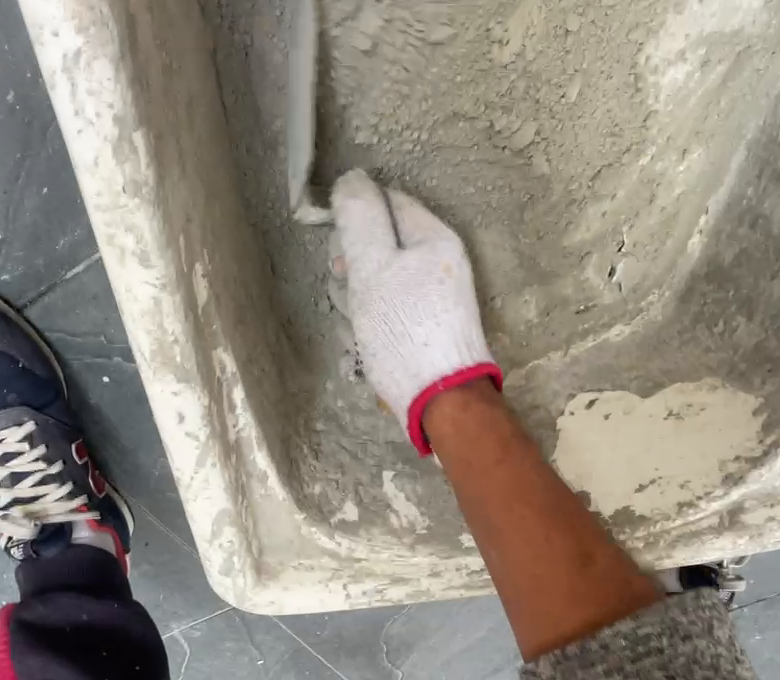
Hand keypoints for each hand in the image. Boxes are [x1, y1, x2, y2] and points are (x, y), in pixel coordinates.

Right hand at [330, 169, 501, 454]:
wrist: (440, 400)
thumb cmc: (405, 330)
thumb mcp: (374, 268)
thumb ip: (360, 221)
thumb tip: (351, 180)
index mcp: (434, 238)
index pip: (387, 202)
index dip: (355, 218)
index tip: (338, 251)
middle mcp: (440, 264)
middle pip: (381, 246)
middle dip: (355, 270)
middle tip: (350, 292)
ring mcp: (434, 300)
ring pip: (379, 285)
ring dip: (359, 306)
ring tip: (360, 330)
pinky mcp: (426, 331)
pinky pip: (388, 316)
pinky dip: (372, 329)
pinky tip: (366, 351)